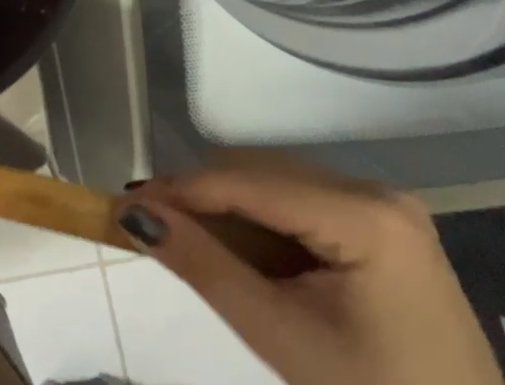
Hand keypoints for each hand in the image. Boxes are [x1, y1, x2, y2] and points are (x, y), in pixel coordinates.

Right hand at [117, 158, 500, 384]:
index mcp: (365, 215)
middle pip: (259, 172)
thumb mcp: (276, 331)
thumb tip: (129, 210)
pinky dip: (257, 221)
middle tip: (148, 225)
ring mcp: (385, 208)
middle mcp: (378, 193)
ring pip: (274, 183)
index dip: (177, 189)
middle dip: (199, 197)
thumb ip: (201, 264)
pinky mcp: (384, 227)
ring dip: (224, 208)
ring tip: (184, 240)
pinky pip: (299, 203)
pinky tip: (235, 250)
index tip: (119, 203)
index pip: (245, 181)